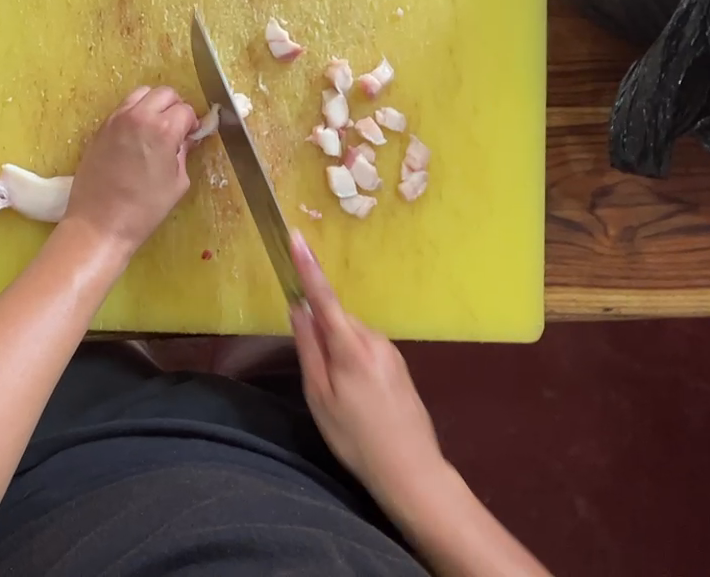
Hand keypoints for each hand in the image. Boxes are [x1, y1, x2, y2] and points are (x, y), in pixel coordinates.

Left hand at [62, 86, 198, 253]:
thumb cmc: (144, 209)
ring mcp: (116, 119)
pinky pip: (123, 108)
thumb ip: (183, 153)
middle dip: (175, 108)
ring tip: (155, 129)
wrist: (99, 223)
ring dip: (153, 105)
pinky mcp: (101, 127)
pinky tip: (136, 136)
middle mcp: (139, 116)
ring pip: (141, 94)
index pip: (185, 110)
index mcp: (163, 129)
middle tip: (176, 130)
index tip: (191, 137)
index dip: (192, 124)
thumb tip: (186, 139)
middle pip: (164, 93)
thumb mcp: (177, 182)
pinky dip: (135, 113)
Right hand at [289, 230, 447, 509]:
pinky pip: (364, 348)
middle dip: (320, 332)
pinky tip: (356, 397)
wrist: (413, 472)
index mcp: (350, 346)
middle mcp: (374, 339)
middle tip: (316, 378)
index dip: (308, 267)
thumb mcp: (319, 397)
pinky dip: (351, 359)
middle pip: (335, 318)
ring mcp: (390, 351)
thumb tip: (298, 307)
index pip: (323, 296)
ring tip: (339, 397)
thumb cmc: (356, 438)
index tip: (296, 237)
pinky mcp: (399, 364)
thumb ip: (307, 347)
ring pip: (350, 335)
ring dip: (336, 350)